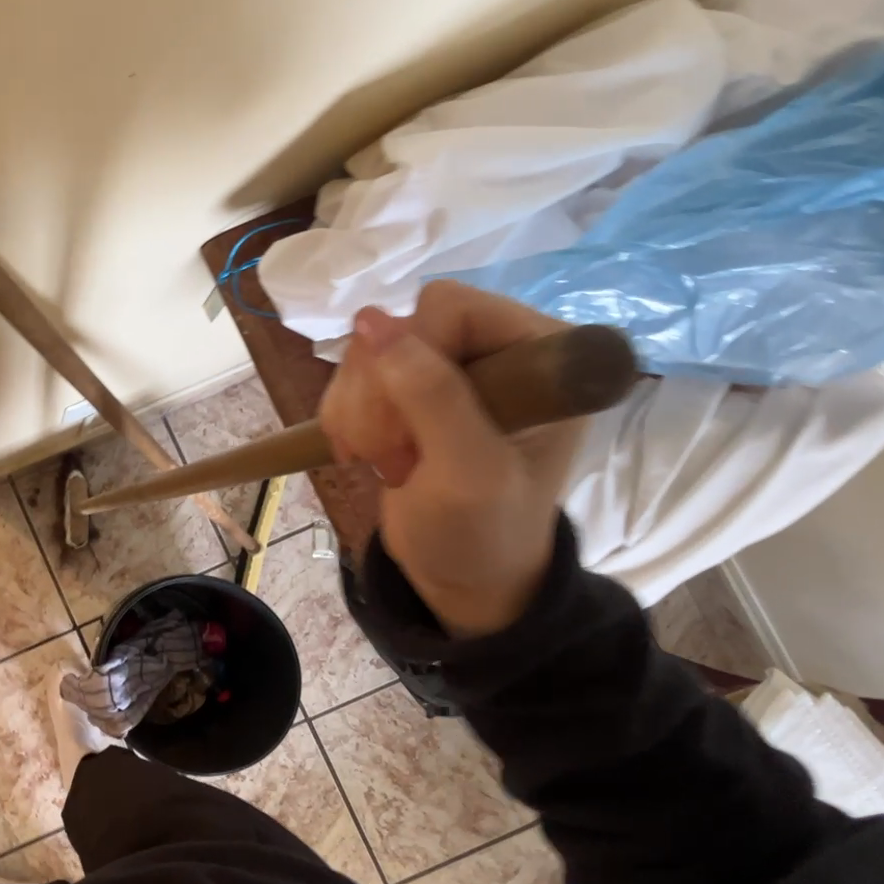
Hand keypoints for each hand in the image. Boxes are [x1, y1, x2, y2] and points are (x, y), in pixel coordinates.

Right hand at [320, 281, 584, 636]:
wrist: (457, 574)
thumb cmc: (479, 533)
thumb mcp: (465, 472)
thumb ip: (431, 396)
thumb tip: (371, 319)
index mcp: (540, 351)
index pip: (448, 308)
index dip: (410, 363)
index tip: (408, 434)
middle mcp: (496, 345)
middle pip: (399, 327)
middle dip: (379, 397)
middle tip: (394, 456)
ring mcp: (448, 365)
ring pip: (367, 350)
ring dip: (358, 410)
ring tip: (382, 461)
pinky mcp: (408, 387)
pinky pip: (352, 373)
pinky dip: (343, 414)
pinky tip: (361, 452)